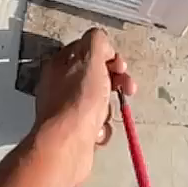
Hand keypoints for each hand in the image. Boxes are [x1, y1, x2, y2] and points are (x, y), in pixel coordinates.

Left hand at [30, 28, 132, 186]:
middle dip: (116, 82)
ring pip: (99, 103)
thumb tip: (102, 42)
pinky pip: (96, 126)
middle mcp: (60, 85)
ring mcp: (66, 111)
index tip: (119, 65)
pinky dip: (101, 129)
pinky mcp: (74, 133)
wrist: (68, 146)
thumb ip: (97, 41)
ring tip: (104, 116)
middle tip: (127, 87)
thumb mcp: (91, 58)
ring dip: (108, 109)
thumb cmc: (79, 100)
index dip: (107, 55)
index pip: (87, 50)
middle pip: (95, 76)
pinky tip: (96, 132)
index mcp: (60, 64)